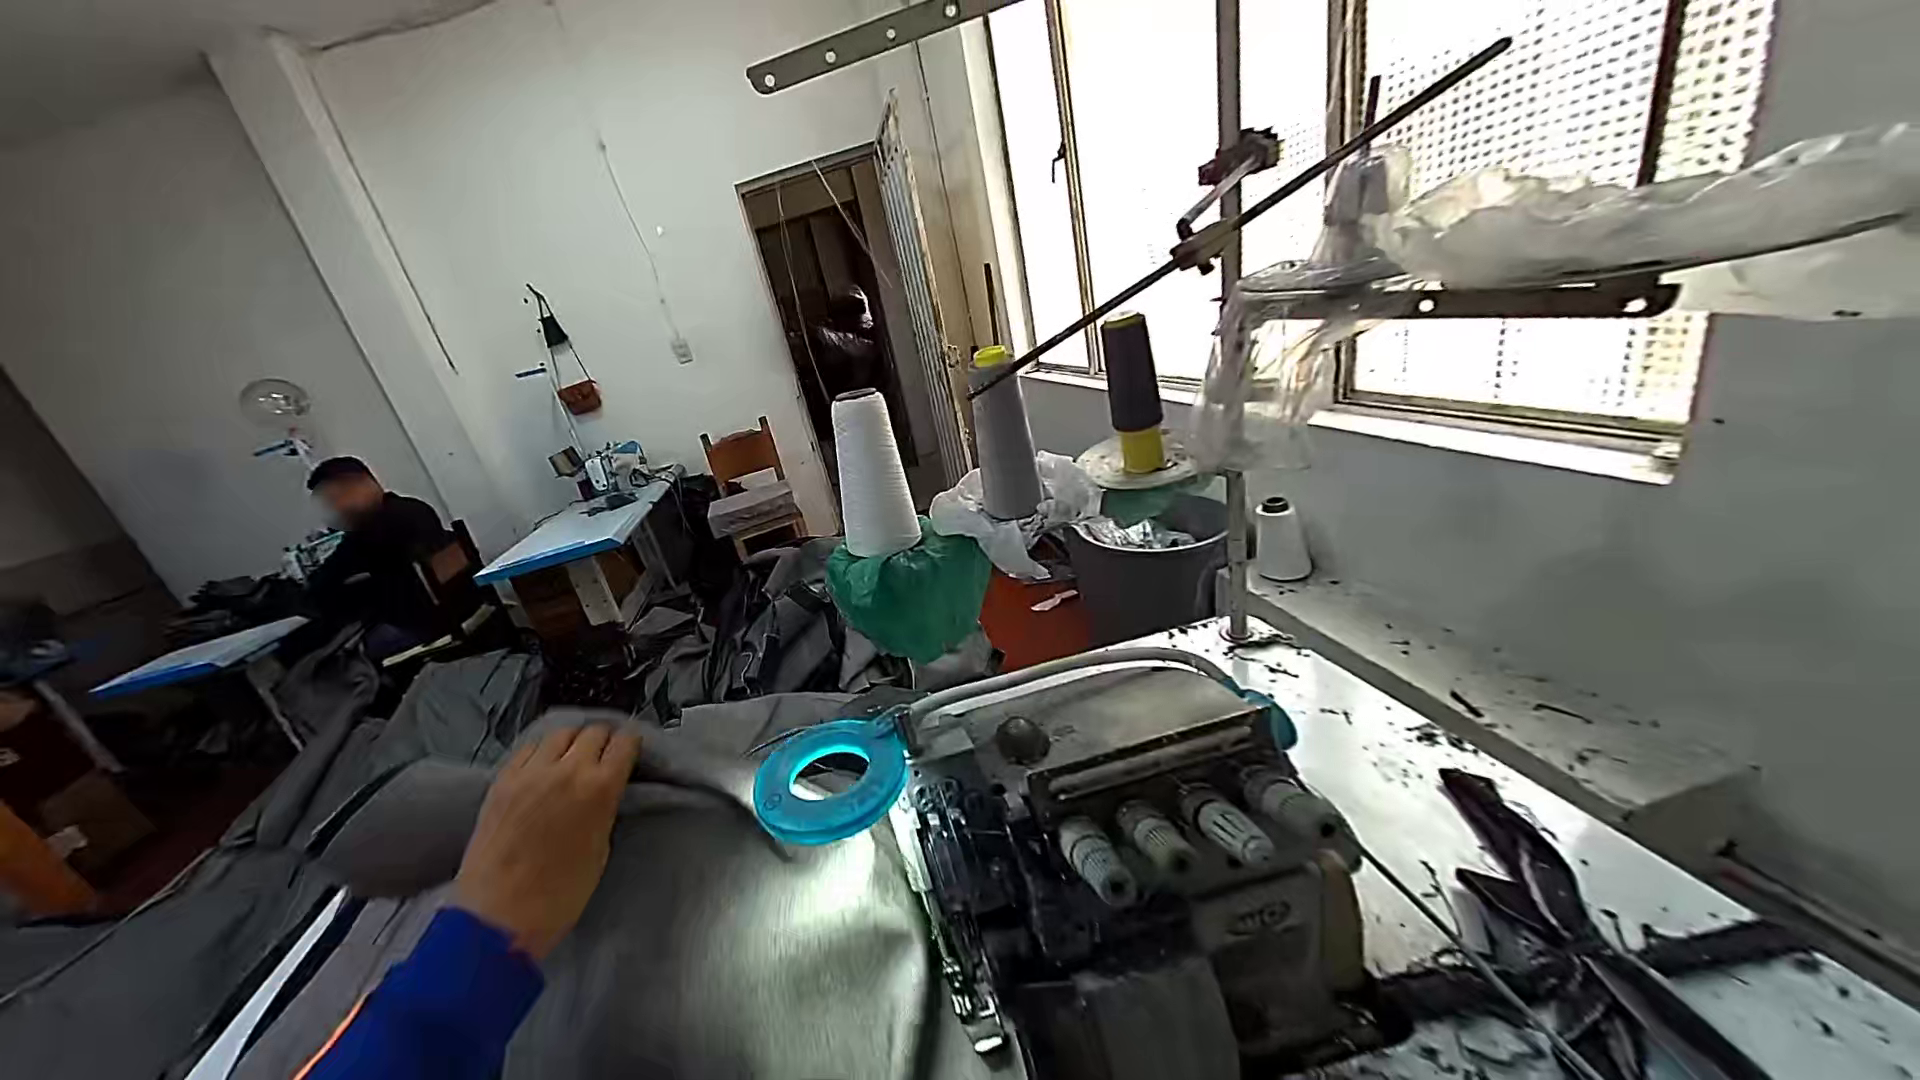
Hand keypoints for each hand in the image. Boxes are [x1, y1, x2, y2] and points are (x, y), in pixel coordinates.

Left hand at [453, 724, 640, 959]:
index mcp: (601, 787)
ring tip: (572, 756)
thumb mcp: (602, 845)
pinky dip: (541, 750)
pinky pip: (527, 749)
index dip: (631, 745)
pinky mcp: (501, 782)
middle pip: (594, 731)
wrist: (495, 921)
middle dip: (604, 740)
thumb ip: (605, 807)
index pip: (626, 741)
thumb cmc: (559, 894)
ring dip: (572, 741)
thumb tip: (605, 790)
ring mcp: (530, 774)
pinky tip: (543, 765)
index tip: (630, 752)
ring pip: (561, 733)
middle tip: (604, 755)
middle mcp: (568, 770)